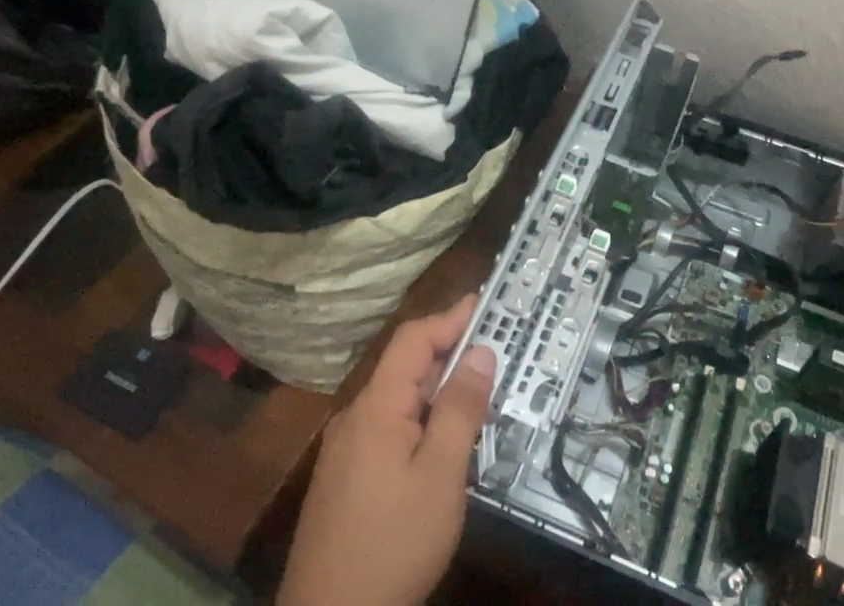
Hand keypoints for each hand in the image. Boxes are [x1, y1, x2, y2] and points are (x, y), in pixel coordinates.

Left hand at [277, 295, 496, 605]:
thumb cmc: (394, 542)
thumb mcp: (441, 476)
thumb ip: (460, 410)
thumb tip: (480, 352)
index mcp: (376, 409)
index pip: (413, 341)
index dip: (450, 317)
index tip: (486, 302)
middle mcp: (356, 419)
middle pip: (404, 368)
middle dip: (449, 351)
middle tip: (496, 346)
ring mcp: (347, 450)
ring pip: (398, 401)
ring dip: (437, 387)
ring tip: (479, 388)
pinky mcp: (347, 479)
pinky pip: (389, 428)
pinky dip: (422, 417)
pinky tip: (444, 438)